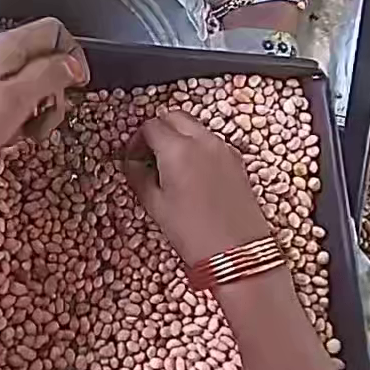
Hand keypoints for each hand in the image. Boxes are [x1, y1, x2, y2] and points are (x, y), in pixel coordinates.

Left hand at [0, 18, 89, 169]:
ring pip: (31, 80)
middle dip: (56, 90)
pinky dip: (19, 114)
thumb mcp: (16, 99)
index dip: (73, 56)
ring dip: (39, 108)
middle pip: (46, 58)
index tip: (78, 86)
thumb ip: (50, 76)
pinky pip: (12, 95)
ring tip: (28, 132)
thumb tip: (74, 64)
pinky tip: (11, 133)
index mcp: (9, 46)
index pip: (55, 31)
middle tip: (48, 120)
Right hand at [120, 111, 272, 263]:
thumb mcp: (155, 206)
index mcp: (178, 149)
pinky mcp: (237, 160)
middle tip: (148, 156)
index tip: (132, 157)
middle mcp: (203, 141)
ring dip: (178, 136)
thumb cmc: (192, 233)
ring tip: (169, 167)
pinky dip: (197, 147)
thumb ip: (138, 176)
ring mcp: (223, 148)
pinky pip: (211, 141)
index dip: (136, 139)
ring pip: (194, 127)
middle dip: (158, 130)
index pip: (151, 126)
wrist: (238, 253)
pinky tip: (191, 174)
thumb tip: (132, 163)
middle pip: (174, 117)